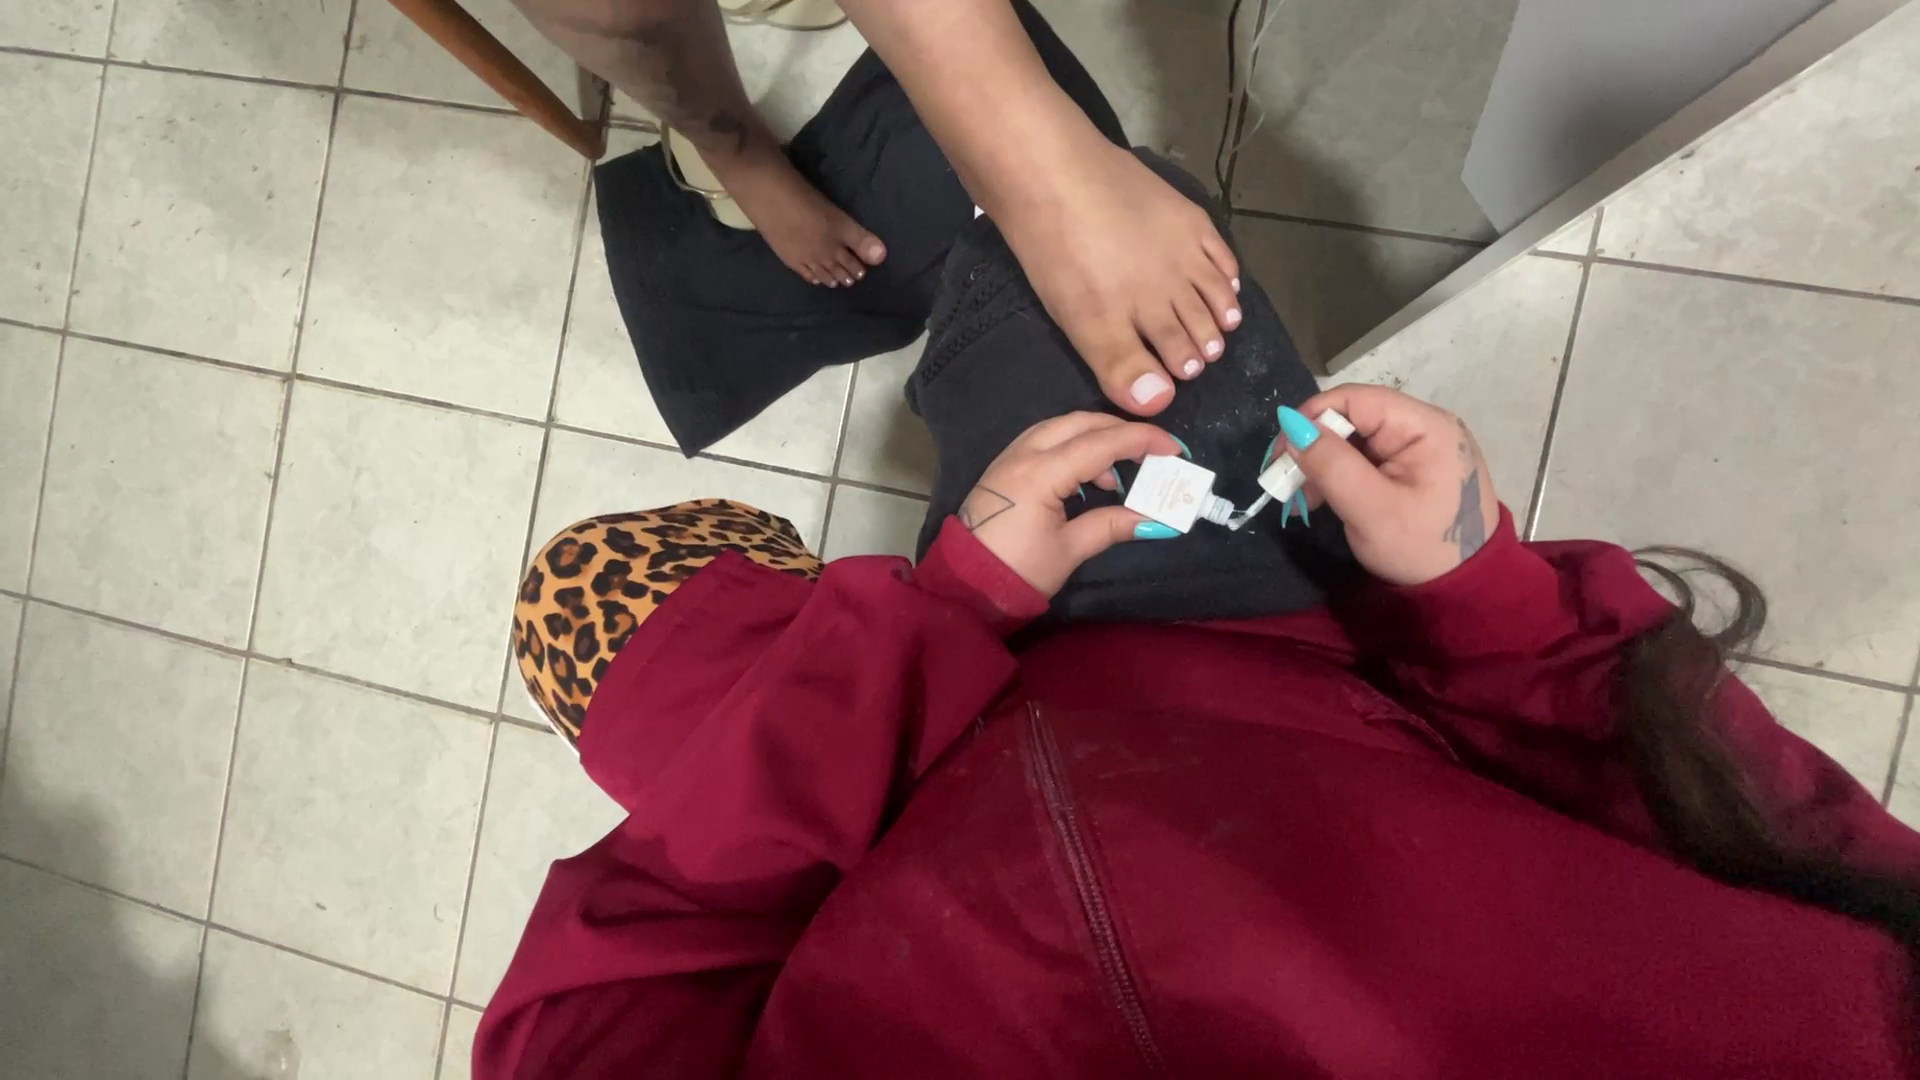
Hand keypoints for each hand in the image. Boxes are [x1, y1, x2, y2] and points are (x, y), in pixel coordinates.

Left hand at [958, 412, 1182, 596]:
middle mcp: (1021, 454)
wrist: (964, 587)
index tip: (1175, 449)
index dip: (1142, 441)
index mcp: (1039, 473)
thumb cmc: (1017, 571)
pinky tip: (1086, 477)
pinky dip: (1071, 447)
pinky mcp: (1002, 469)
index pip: (1100, 442)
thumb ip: (1112, 525)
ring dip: (1093, 438)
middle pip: (1079, 422)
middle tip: (1151, 453)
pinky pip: (1043, 442)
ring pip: (1059, 428)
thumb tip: (1158, 518)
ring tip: (1116, 476)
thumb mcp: (1069, 550)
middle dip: (1119, 431)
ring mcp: (1008, 458)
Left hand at [996, 138, 1241, 415]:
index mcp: (1148, 314)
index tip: (1190, 376)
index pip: (1177, 349)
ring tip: (1226, 327)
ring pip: (1213, 288)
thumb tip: (1162, 403)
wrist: (1059, 175)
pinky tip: (1230, 278)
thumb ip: (1121, 364)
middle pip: (1199, 320)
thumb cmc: (1062, 258)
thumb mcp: (1084, 324)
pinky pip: (1217, 250)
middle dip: (1205, 342)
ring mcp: (1184, 245)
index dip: (1184, 365)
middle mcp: (1176, 283)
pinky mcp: (1184, 213)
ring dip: (1220, 311)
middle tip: (1210, 356)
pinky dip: (1226, 271)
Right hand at [1279, 385, 1501, 586]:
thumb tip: (1291, 426)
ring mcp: (1415, 446)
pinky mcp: (1407, 465)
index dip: (1311, 418)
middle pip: (1351, 417)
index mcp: (1424, 427)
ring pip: (1350, 438)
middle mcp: (1422, 426)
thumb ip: (1331, 465)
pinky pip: (1360, 457)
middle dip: (1312, 445)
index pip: (1355, 399)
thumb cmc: (1421, 547)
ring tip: (1300, 497)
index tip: (1282, 454)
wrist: (1462, 586)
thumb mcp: (1370, 509)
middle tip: (1285, 480)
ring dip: (1319, 463)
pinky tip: (1319, 498)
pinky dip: (1334, 474)